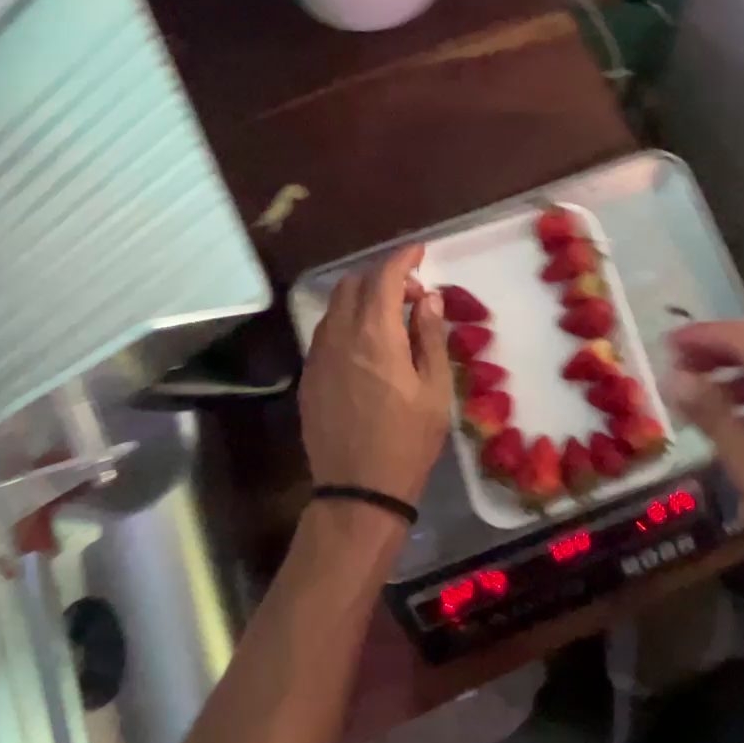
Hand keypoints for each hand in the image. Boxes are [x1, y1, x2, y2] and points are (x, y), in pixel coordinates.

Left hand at [299, 245, 452, 506]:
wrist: (359, 490)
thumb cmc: (408, 440)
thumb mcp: (434, 389)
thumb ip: (430, 336)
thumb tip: (428, 299)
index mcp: (375, 336)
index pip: (385, 278)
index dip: (403, 258)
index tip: (421, 252)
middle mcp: (339, 337)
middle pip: (353, 285)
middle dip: (383, 277)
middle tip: (413, 295)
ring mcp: (318, 357)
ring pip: (335, 307)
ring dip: (363, 299)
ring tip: (392, 320)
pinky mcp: (309, 377)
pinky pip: (325, 333)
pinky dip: (347, 323)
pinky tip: (368, 347)